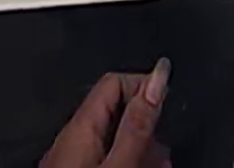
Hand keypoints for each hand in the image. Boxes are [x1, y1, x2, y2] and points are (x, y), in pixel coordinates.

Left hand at [41, 59, 169, 167]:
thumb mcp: (119, 163)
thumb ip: (138, 121)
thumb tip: (159, 74)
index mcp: (78, 127)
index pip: (116, 79)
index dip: (145, 86)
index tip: (166, 104)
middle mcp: (69, 141)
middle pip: (115, 111)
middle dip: (146, 122)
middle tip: (164, 146)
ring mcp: (67, 162)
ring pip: (111, 139)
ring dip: (139, 145)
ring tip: (158, 162)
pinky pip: (103, 158)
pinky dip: (125, 159)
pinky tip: (138, 166)